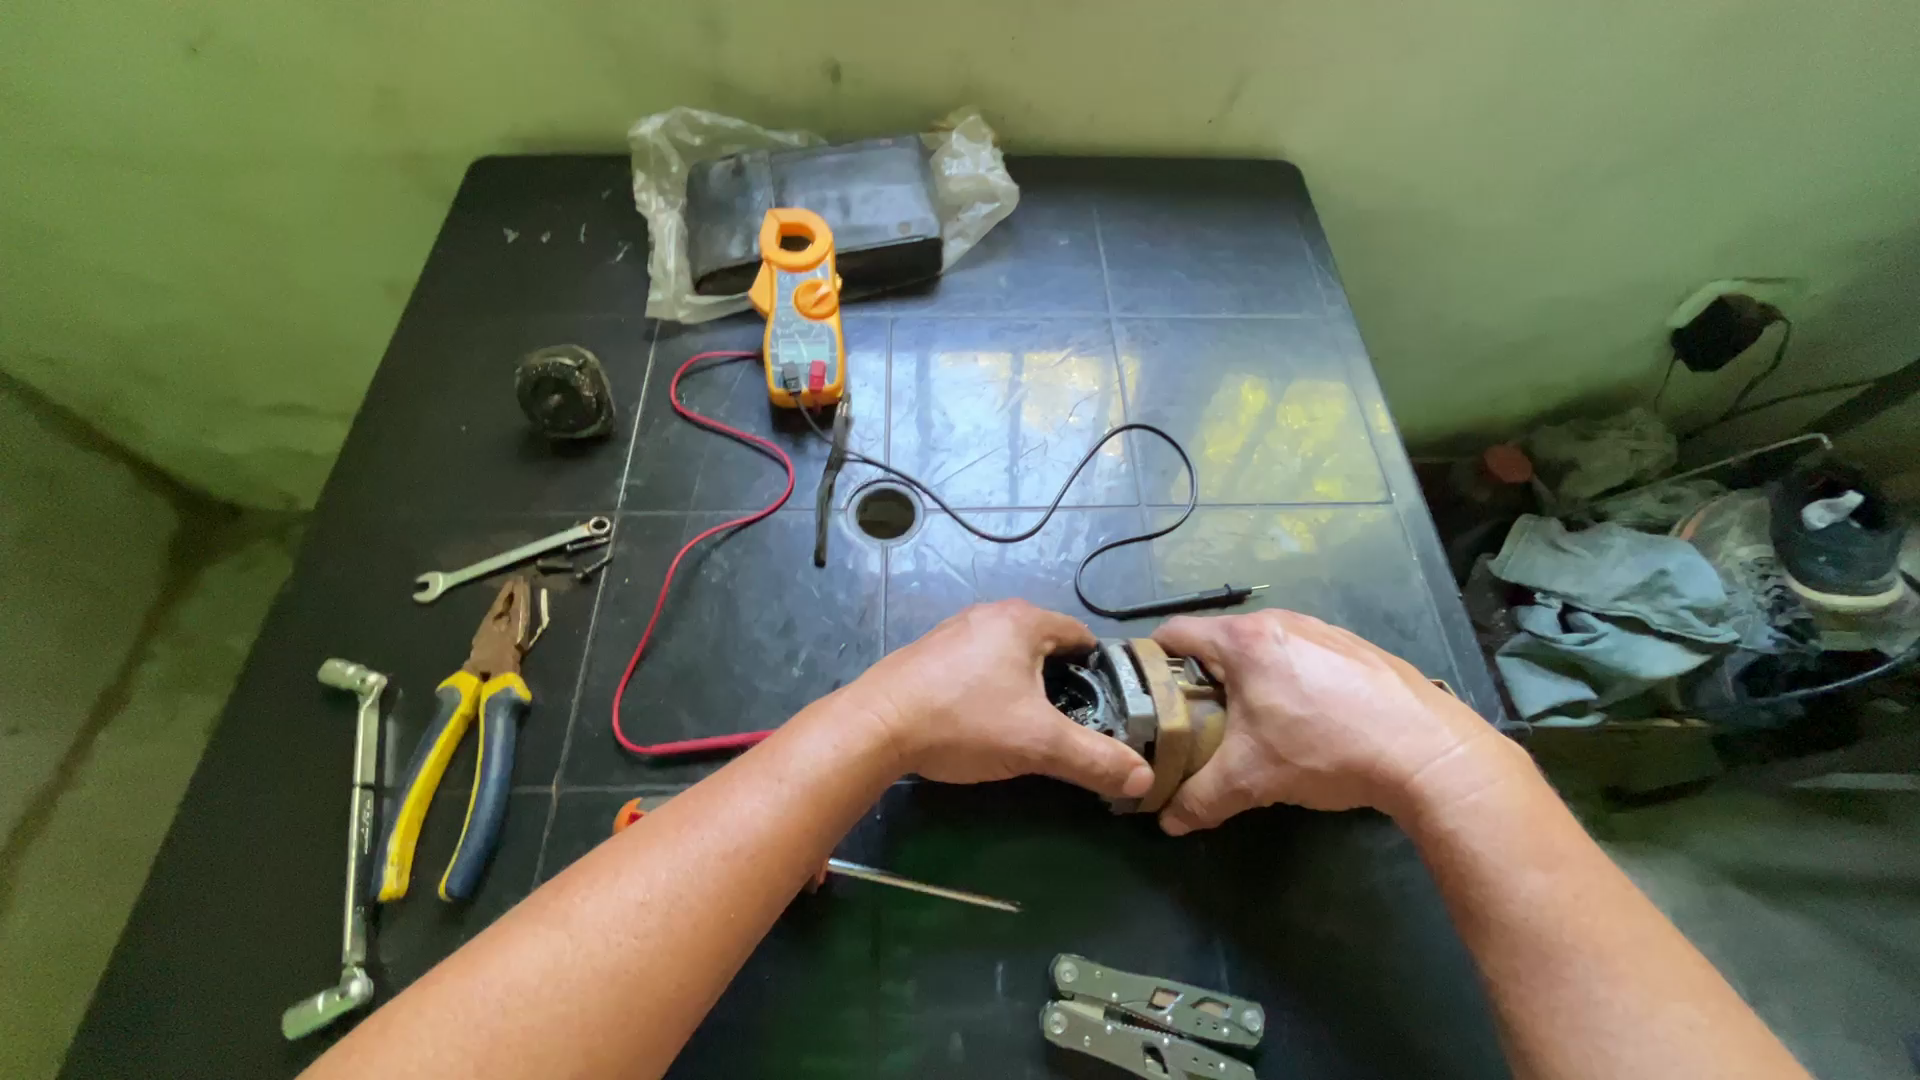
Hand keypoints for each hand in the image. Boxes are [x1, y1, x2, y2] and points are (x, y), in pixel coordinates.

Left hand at [847, 600, 1154, 798]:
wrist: (877, 726)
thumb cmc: (964, 722)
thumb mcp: (1038, 744)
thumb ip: (1094, 759)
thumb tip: (1143, 779)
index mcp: (1023, 621)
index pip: (1080, 636)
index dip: (1100, 671)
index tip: (1108, 706)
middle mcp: (990, 614)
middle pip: (1045, 644)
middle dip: (1062, 680)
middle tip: (1071, 722)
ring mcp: (955, 629)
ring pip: (1009, 654)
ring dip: (1024, 683)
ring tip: (1029, 724)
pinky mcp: (930, 651)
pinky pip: (977, 663)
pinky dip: (990, 685)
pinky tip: (982, 717)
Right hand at [1151, 610, 1510, 833]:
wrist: (1431, 754)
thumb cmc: (1326, 751)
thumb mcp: (1253, 780)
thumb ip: (1201, 799)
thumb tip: (1167, 822)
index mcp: (1243, 640)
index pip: (1173, 632)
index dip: (1152, 661)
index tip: (1151, 696)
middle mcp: (1278, 621)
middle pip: (1217, 640)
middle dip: (1202, 676)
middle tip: (1200, 718)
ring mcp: (1321, 628)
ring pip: (1262, 646)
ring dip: (1247, 676)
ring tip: (1255, 720)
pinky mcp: (1355, 645)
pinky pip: (1301, 652)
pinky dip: (1289, 676)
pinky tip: (1310, 717)